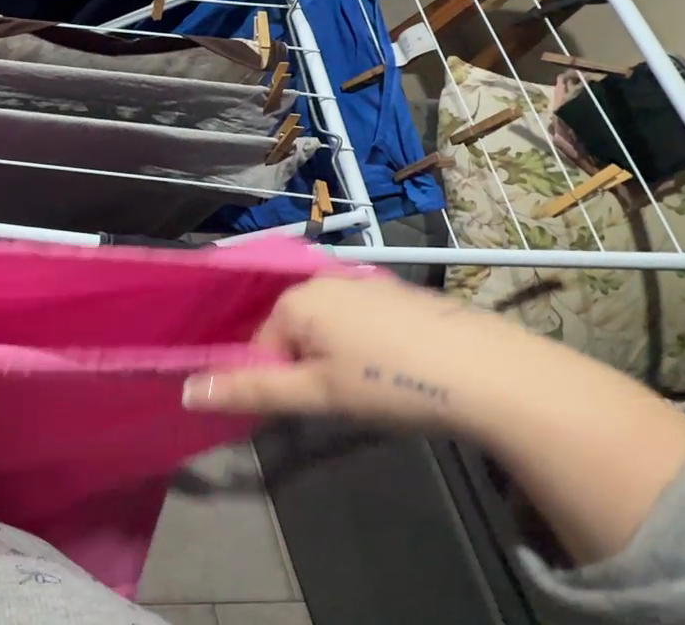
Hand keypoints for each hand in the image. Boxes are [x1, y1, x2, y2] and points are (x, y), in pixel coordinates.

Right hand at [181, 275, 520, 433]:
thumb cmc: (393, 382)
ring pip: (334, 326)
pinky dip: (376, 345)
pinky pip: (369, 320)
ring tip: (381, 388)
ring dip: (343, 355)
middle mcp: (324, 281)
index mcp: (296, 300)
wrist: (500, 376)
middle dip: (311, 365)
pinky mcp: (408, 295)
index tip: (317, 404)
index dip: (281, 379)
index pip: (262, 345)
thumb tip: (185, 393)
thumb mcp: (318, 395)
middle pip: (295, 331)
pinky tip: (407, 370)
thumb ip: (251, 390)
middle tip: (348, 399)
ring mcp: (369, 284)